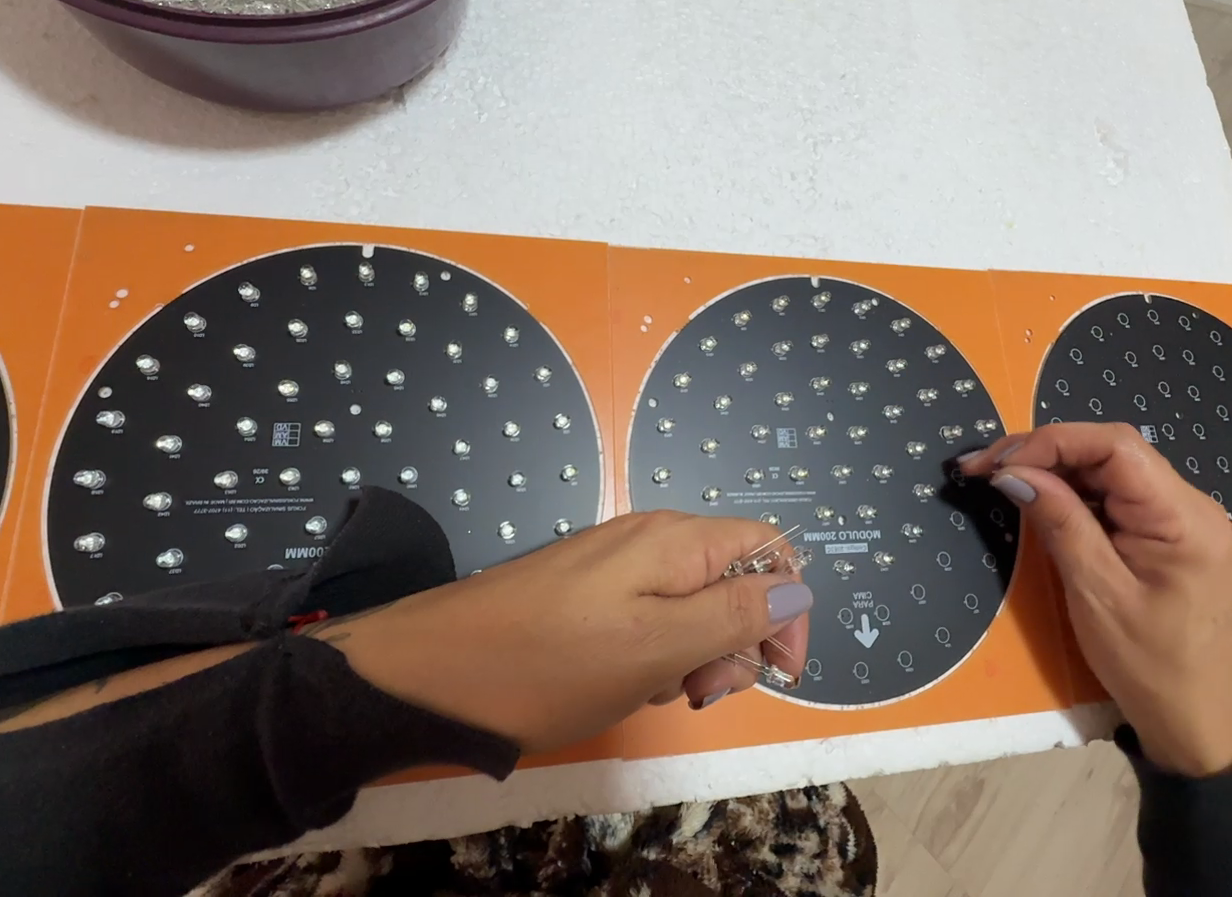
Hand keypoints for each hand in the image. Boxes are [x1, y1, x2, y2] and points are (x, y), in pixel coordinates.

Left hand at [316, 511, 813, 752]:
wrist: (434, 668)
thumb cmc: (552, 661)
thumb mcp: (657, 646)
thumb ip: (734, 613)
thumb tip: (797, 589)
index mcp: (678, 541)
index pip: (769, 549)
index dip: (788, 607)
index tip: (777, 672)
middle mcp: (654, 540)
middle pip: (734, 578)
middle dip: (736, 639)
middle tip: (700, 689)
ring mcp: (618, 565)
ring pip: (693, 605)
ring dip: (695, 653)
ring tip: (656, 691)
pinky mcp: (591, 591)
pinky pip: (651, 617)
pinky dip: (657, 653)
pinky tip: (627, 684)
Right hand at [959, 423, 1231, 783]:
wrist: (1193, 718)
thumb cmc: (1147, 662)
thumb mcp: (1095, 591)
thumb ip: (1059, 521)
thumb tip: (1010, 472)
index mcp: (1183, 517)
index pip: (1115, 446)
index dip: (1050, 441)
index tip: (997, 464)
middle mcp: (1189, 504)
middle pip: (1109, 450)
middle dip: (1042, 450)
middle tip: (983, 468)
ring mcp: (1178, 517)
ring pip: (1105, 468)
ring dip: (1049, 468)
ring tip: (997, 479)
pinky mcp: (1162, 532)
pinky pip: (1110, 493)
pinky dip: (1067, 490)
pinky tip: (1034, 497)